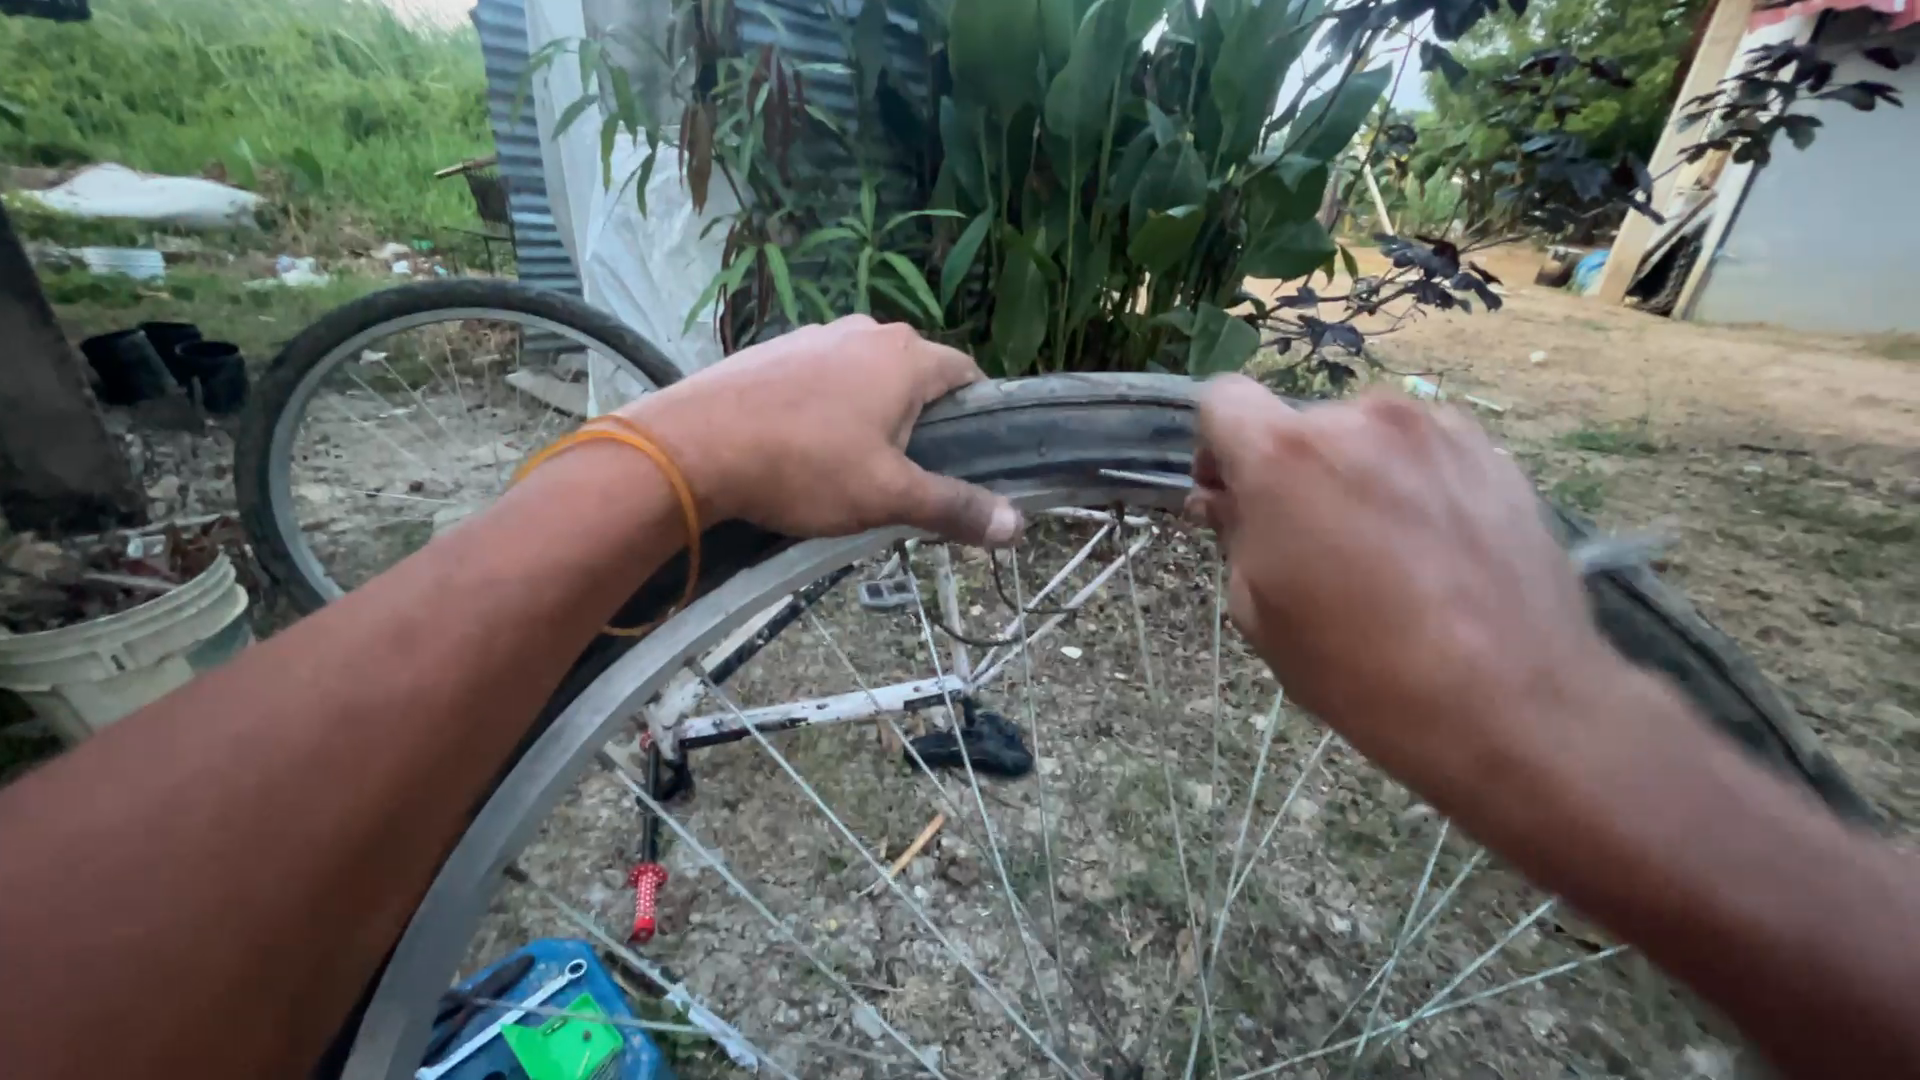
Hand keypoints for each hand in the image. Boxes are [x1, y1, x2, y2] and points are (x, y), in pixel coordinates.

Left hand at [618, 316, 1022, 545]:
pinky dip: (830, 406)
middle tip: (910, 473)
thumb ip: (955, 507)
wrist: (692, 447)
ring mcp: (815, 336)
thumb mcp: (888, 495)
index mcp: (905, 357)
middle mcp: (865, 332)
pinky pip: (823, 377)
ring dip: (874, 413)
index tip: (969, 457)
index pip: (967, 374)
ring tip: (854, 464)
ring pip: (867, 376)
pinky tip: (805, 446)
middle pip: (917, 375)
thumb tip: (1018, 525)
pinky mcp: (775, 350)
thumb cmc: (804, 467)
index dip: (978, 415)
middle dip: (922, 419)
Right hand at [1186, 376, 1629, 798]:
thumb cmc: (1353, 663)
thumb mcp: (1257, 606)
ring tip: (1375, 546)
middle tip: (1304, 539)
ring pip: (1360, 436)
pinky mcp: (1491, 452)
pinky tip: (1426, 545)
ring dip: (1349, 472)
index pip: (1222, 398)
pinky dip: (1405, 480)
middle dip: (1286, 470)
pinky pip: (1419, 450)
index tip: (1231, 497)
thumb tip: (1222, 499)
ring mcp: (1434, 429)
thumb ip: (1233, 532)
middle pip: (1295, 424)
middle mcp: (1358, 418)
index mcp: (1284, 455)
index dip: (1215, 446)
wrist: (1505, 701)